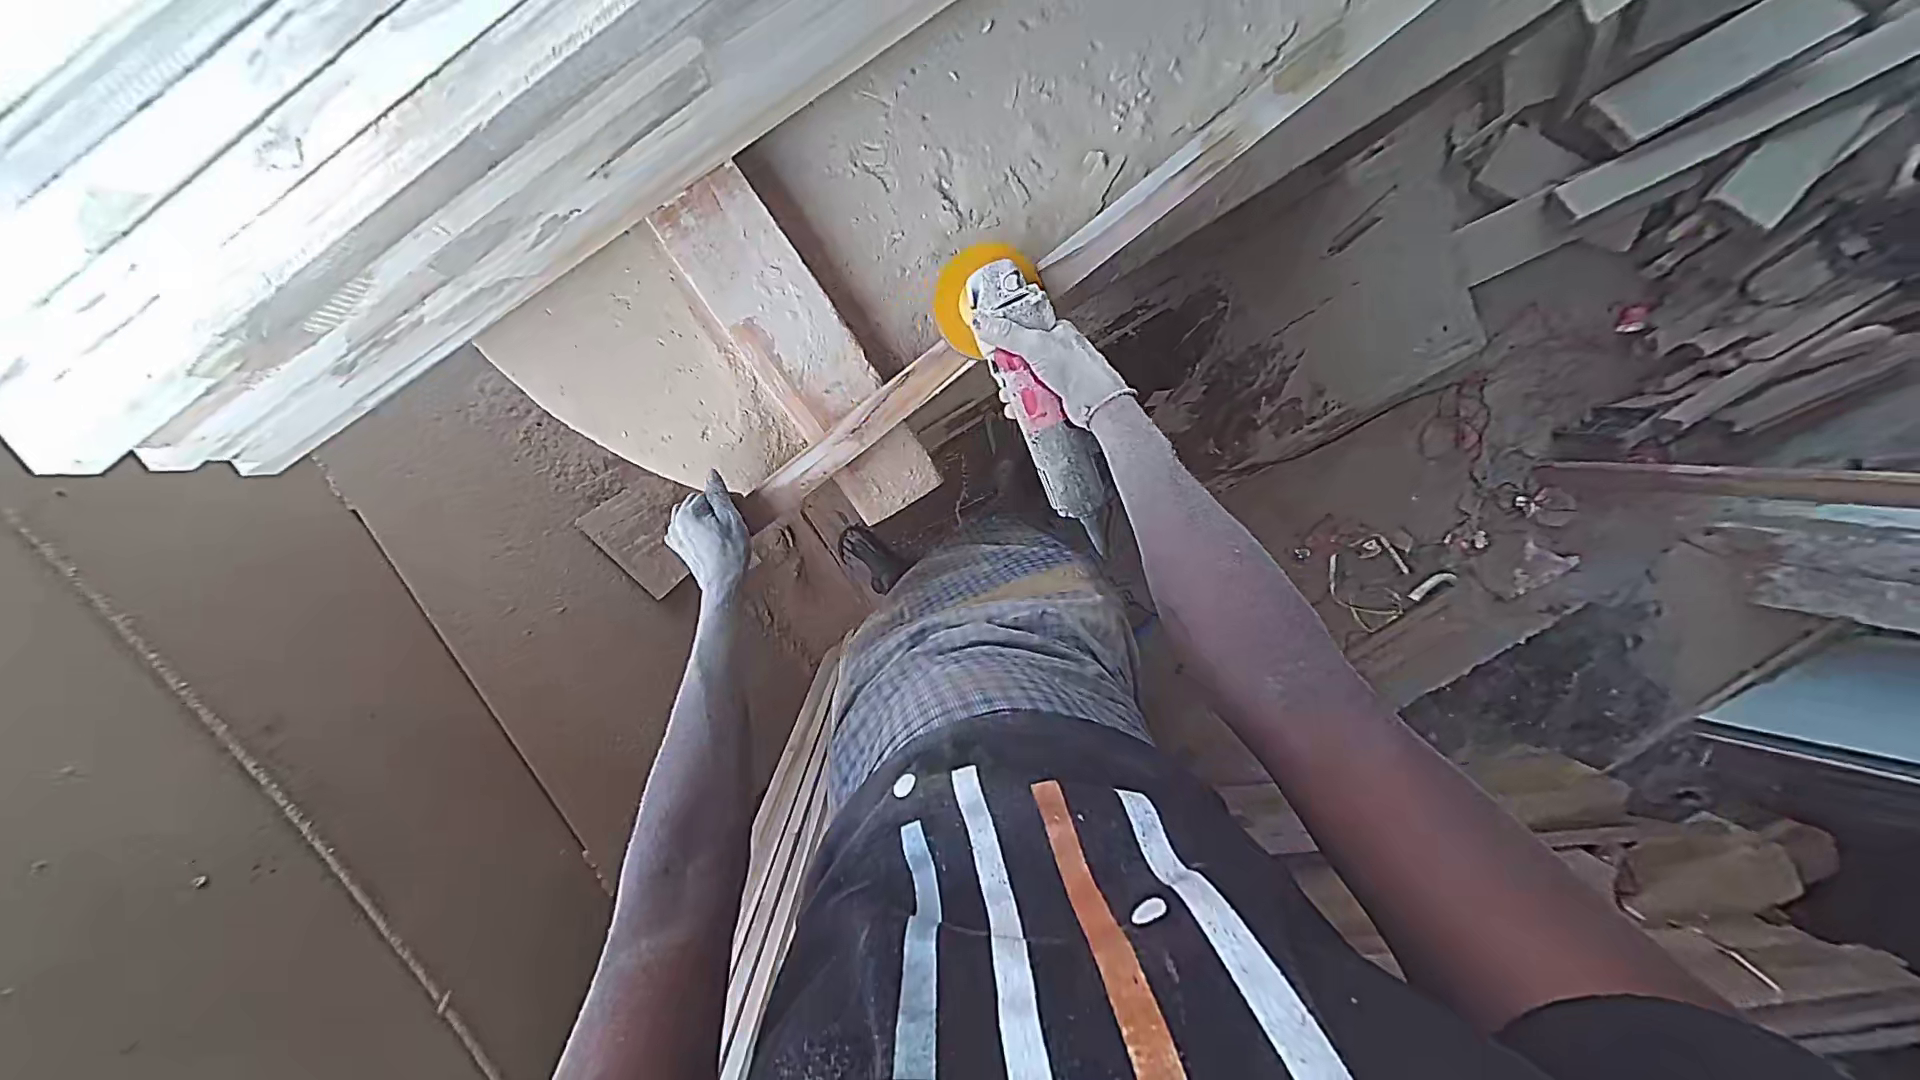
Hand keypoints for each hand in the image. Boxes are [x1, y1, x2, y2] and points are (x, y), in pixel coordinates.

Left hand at [667, 470, 748, 600]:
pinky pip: (688, 529)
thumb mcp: (731, 518)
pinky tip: (713, 541)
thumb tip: (711, 474)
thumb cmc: (730, 554)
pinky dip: (699, 530)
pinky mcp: (679, 548)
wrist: (722, 583)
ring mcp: (675, 536)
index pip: (707, 494)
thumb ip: (719, 493)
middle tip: (732, 525)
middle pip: (698, 504)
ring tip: (723, 534)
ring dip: (707, 520)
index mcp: (687, 512)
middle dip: (714, 510)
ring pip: (693, 516)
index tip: (737, 513)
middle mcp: (675, 522)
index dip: (725, 502)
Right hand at [970, 314, 1133, 427]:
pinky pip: (1034, 400)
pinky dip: (1026, 405)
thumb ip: (1006, 334)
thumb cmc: (1079, 372)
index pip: (1023, 331)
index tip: (995, 350)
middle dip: (1009, 372)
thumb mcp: (1035, 345)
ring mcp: (1058, 376)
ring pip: (1027, 382)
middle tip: (1005, 377)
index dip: (1006, 341)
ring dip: (1016, 391)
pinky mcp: (1058, 397)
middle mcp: (1058, 353)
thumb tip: (982, 321)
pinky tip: (1023, 408)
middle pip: (1022, 360)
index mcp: (1057, 332)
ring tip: (1013, 395)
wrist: (1097, 405)